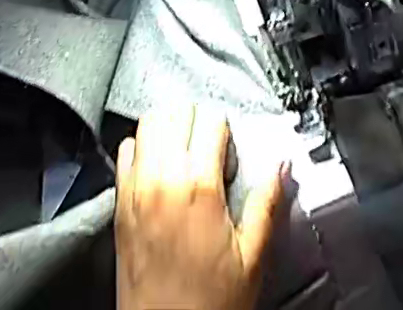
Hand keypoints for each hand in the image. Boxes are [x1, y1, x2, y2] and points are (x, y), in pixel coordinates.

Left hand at [116, 105, 290, 309]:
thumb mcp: (251, 256)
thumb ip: (267, 203)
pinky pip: (125, 150)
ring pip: (148, 123)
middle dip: (197, 122)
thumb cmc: (206, 305)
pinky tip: (158, 166)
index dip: (225, 132)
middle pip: (177, 112)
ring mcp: (137, 190)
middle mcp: (163, 180)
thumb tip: (281, 166)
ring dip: (169, 128)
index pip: (210, 119)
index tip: (229, 154)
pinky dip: (142, 147)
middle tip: (208, 149)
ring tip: (184, 150)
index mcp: (199, 187)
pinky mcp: (120, 205)